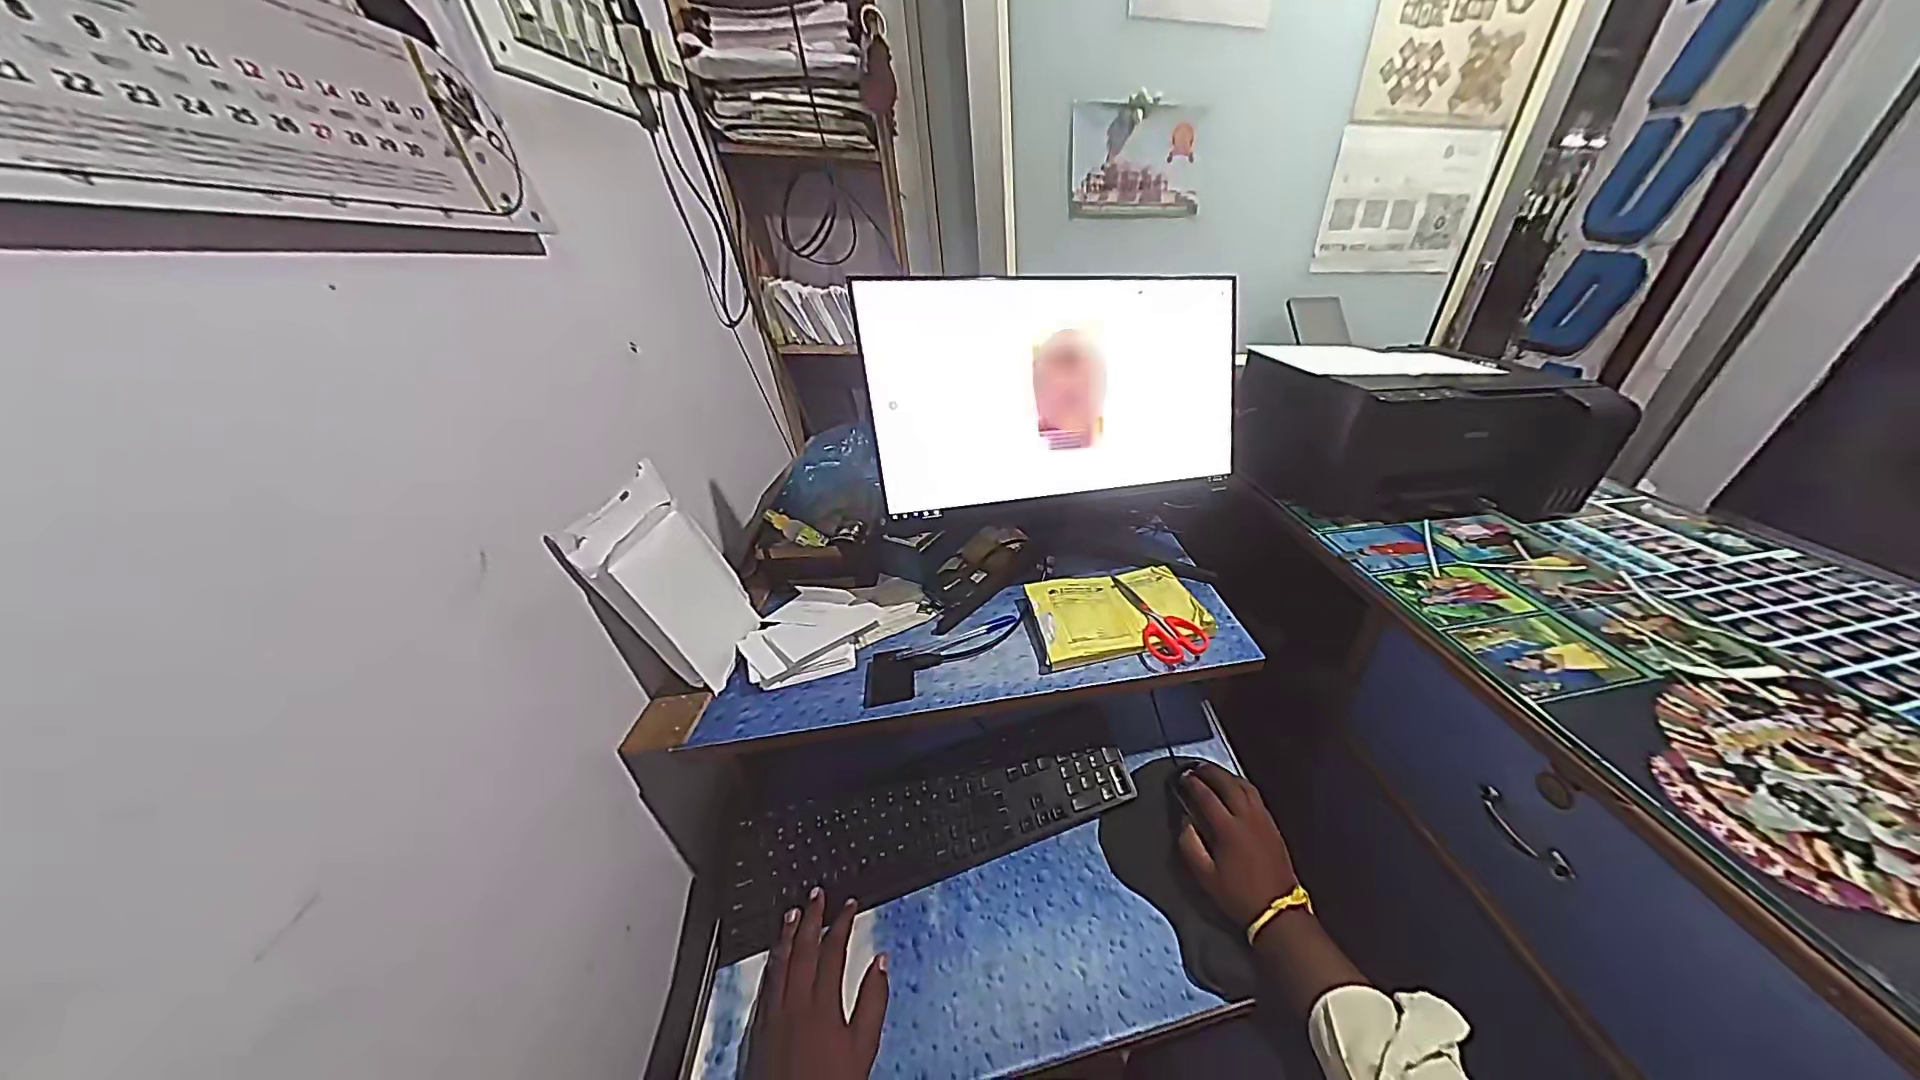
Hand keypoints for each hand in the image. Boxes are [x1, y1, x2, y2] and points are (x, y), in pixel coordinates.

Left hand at [750, 888, 888, 1079]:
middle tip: (817, 894)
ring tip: (793, 913)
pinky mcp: (755, 1029)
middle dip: (812, 916)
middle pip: (803, 948)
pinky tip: (774, 955)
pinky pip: (764, 983)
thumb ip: (873, 1001)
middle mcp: (794, 1003)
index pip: (833, 950)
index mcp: (822, 1005)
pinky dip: (772, 961)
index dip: (842, 922)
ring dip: (787, 933)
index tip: (849, 905)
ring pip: (778, 961)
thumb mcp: (863, 1049)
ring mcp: (771, 1014)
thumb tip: (881, 962)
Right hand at [1175, 762, 1300, 928]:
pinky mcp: (1273, 826)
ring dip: (1228, 776)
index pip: (1207, 796)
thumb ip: (1190, 845)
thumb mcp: (1205, 876)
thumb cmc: (1238, 895)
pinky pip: (1256, 797)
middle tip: (1197, 767)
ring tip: (1215, 773)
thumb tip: (1184, 822)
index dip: (1193, 783)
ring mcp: (1263, 820)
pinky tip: (1236, 789)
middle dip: (1210, 772)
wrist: (1278, 911)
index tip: (1183, 777)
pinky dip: (1242, 786)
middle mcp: (1247, 818)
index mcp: (1228, 829)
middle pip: (1228, 784)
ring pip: (1246, 787)